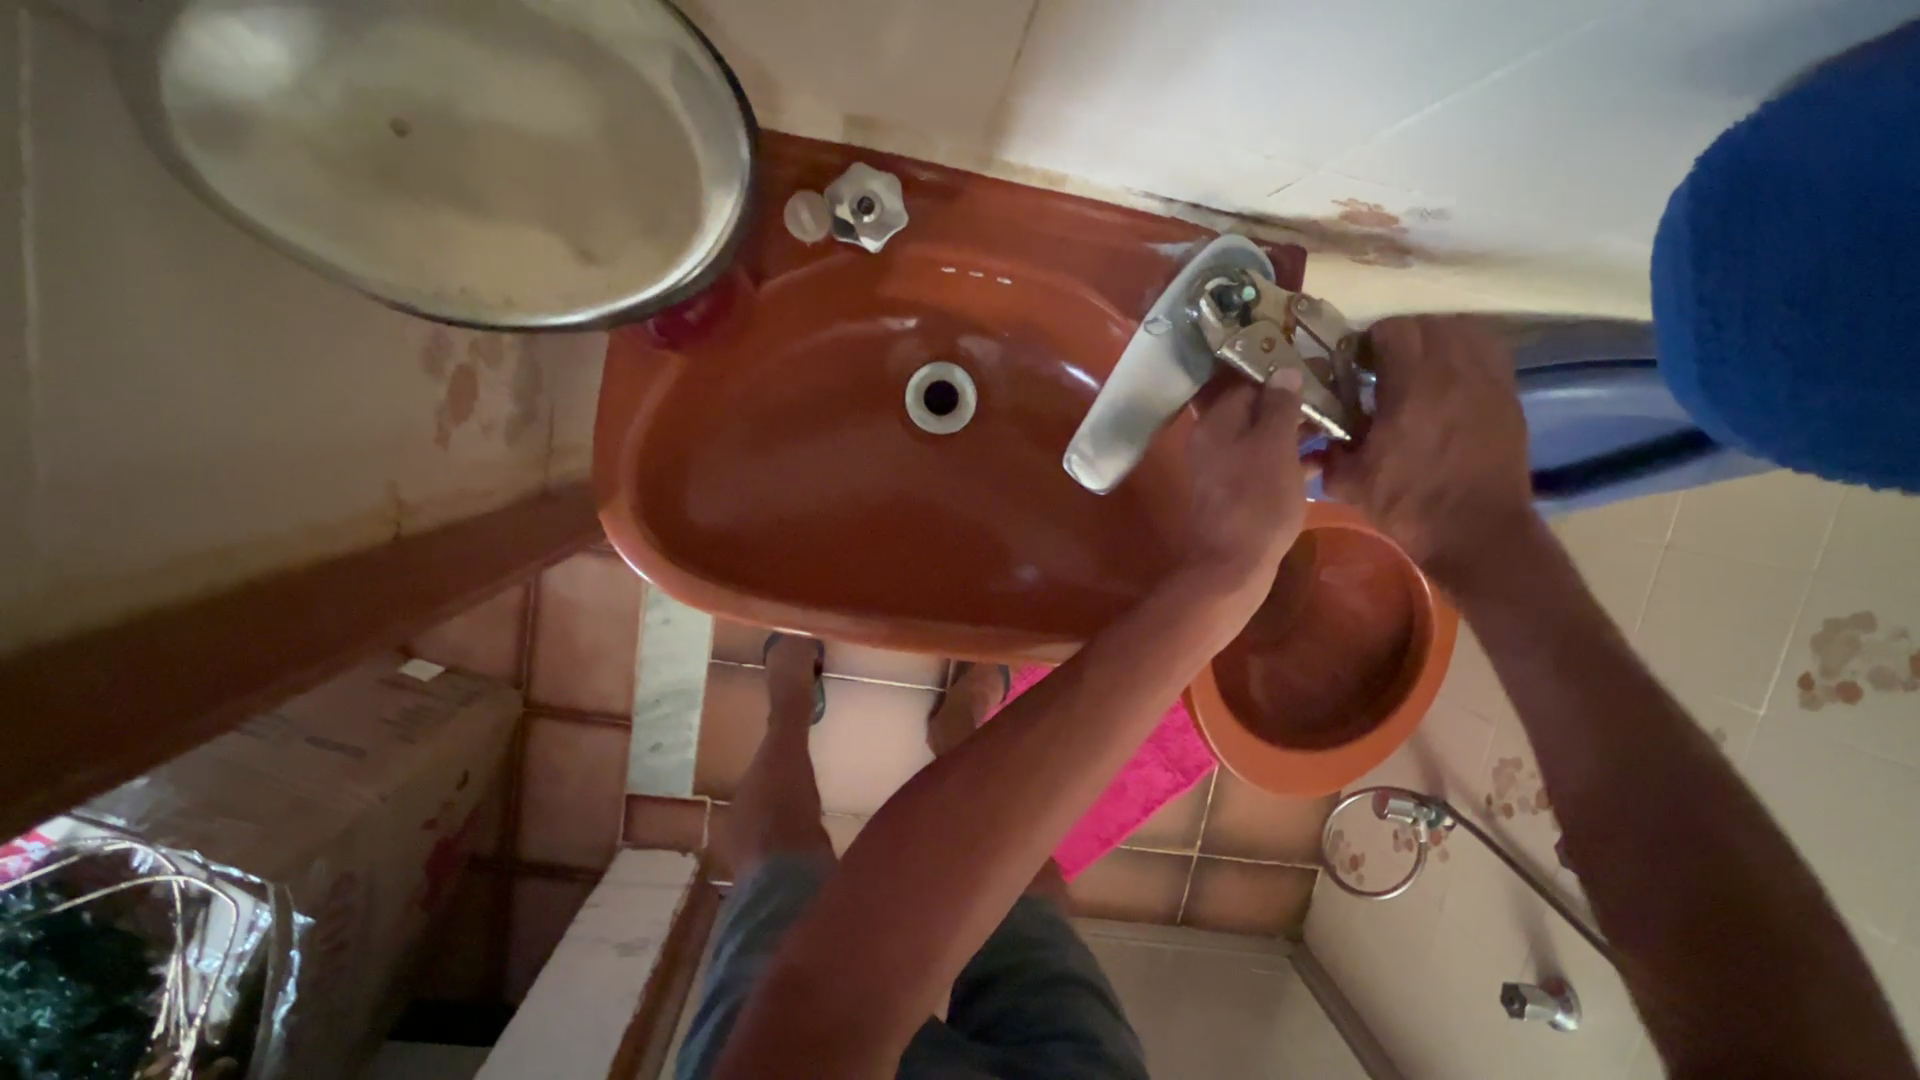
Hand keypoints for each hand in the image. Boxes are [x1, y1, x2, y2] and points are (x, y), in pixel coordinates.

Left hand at [1181, 369, 1311, 598]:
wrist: (1234, 565)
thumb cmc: (1257, 501)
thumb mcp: (1275, 446)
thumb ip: (1280, 407)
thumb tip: (1284, 370)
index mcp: (1215, 423)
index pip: (1245, 383)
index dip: (1279, 374)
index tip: (1314, 367)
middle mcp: (1212, 441)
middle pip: (1253, 411)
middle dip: (1290, 404)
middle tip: (1331, 396)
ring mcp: (1223, 470)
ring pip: (1261, 439)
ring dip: (1294, 433)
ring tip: (1336, 423)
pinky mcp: (1237, 494)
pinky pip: (1264, 466)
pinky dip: (1290, 461)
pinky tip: (1325, 460)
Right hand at [1321, 315, 1540, 592]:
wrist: (1477, 532)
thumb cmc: (1410, 506)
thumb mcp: (1351, 484)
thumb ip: (1330, 453)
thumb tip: (1322, 440)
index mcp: (1412, 387)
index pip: (1394, 330)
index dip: (1370, 340)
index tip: (1357, 362)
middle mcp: (1455, 372)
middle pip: (1430, 324)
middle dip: (1404, 337)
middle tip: (1385, 365)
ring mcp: (1488, 382)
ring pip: (1465, 332)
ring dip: (1438, 341)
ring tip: (1420, 369)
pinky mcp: (1509, 397)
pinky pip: (1488, 354)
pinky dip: (1466, 357)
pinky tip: (1448, 384)